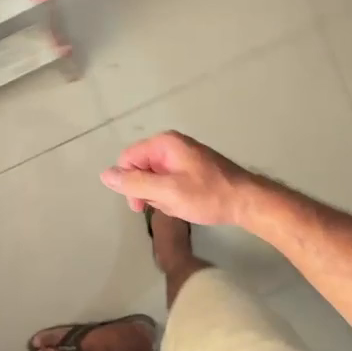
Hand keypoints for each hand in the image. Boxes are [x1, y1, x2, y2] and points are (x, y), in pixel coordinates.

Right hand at [100, 132, 256, 225]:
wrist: (246, 201)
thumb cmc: (207, 195)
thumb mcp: (167, 192)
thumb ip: (134, 183)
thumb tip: (105, 175)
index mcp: (164, 144)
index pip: (127, 159)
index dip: (127, 183)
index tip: (138, 205)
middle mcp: (171, 145)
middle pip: (140, 168)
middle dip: (147, 192)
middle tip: (163, 207)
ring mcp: (182, 157)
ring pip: (154, 179)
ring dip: (161, 197)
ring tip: (179, 206)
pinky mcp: (191, 169)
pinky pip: (169, 182)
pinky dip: (172, 197)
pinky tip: (186, 205)